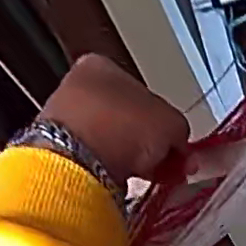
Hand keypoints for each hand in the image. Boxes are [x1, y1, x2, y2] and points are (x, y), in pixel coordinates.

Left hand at [38, 54, 188, 184]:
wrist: (81, 159)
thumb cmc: (124, 127)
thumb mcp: (171, 122)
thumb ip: (180, 129)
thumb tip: (180, 141)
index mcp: (103, 65)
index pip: (146, 97)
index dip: (167, 126)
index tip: (177, 148)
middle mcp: (81, 85)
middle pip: (131, 122)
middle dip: (152, 146)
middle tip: (170, 166)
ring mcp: (69, 117)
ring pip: (117, 142)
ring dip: (136, 160)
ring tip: (151, 175)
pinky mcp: (64, 149)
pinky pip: (102, 161)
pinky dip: (117, 171)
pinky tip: (128, 180)